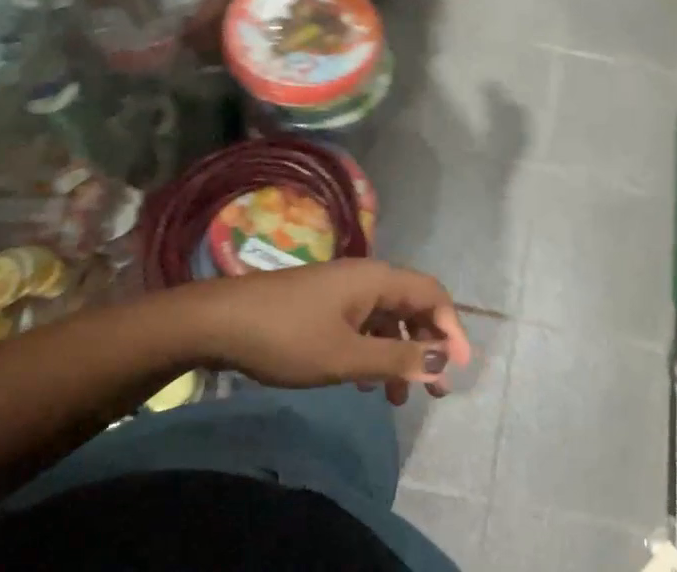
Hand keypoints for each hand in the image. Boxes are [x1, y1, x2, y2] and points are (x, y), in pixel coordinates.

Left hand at [176, 259, 472, 405]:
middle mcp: (364, 277)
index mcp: (377, 279)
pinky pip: (362, 324)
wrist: (217, 323)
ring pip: (385, 319)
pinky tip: (362, 384)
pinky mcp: (320, 305)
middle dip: (427, 347)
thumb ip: (397, 358)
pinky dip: (372, 351)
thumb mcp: (346, 356)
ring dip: (399, 355)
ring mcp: (340, 290)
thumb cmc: (287, 337)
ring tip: (397, 399)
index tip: (459, 369)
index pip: (433, 295)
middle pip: (412, 306)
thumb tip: (443, 360)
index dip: (452, 329)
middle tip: (435, 390)